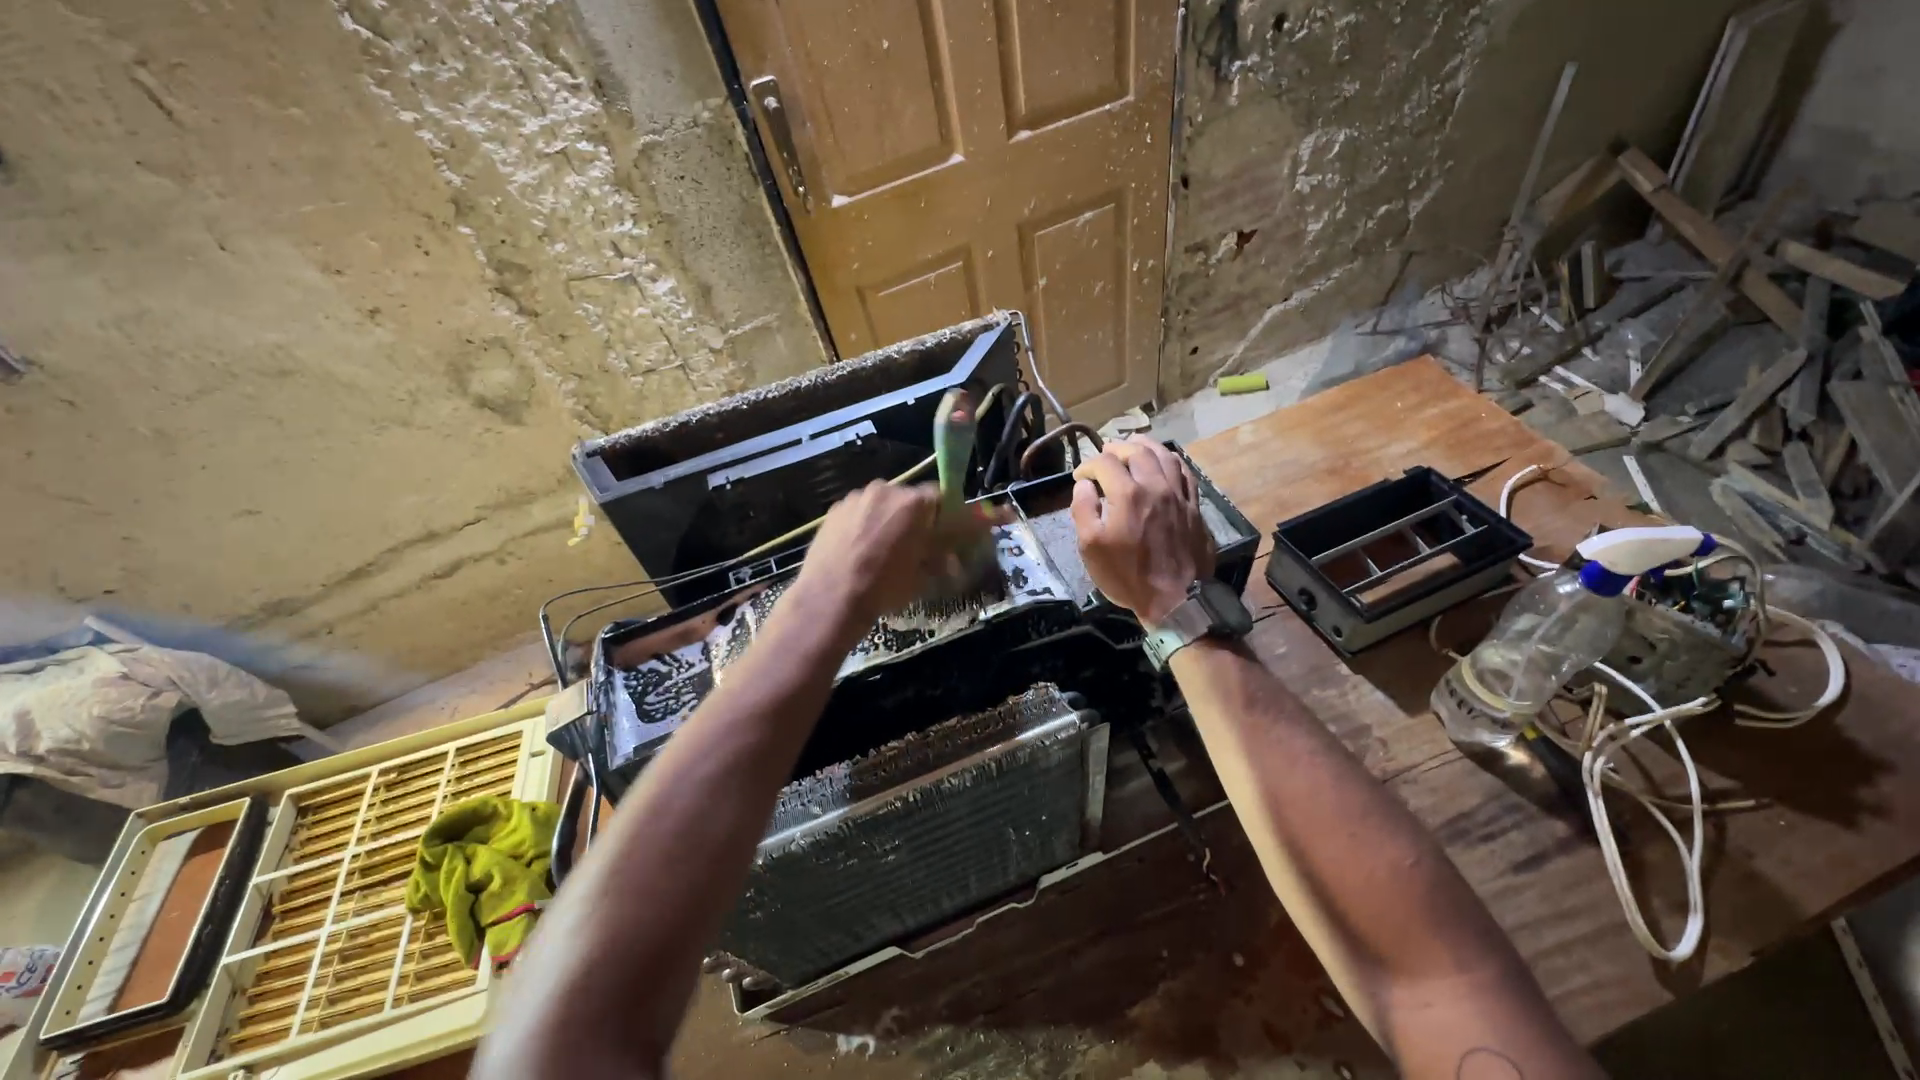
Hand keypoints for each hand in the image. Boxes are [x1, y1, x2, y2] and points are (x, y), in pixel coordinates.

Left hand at [792, 481, 943, 628]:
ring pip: (880, 504)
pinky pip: (858, 512)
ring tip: (880, 549)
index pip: (940, 496)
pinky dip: (863, 524)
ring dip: (886, 519)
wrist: (830, 598)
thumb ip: (940, 554)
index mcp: (914, 503)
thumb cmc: (883, 586)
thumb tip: (950, 553)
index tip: (942, 534)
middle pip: (908, 498)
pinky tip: (858, 549)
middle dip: (913, 517)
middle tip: (912, 544)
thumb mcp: (923, 575)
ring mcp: (856, 497)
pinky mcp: (834, 509)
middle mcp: (885, 490)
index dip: (944, 515)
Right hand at [1071, 436, 1215, 624]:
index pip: (1105, 463)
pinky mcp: (1194, 507)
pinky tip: (1165, 462)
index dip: (1088, 465)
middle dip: (1117, 448)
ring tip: (1134, 444)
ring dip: (1146, 446)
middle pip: (1136, 452)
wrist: (1176, 599)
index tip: (1080, 476)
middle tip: (1105, 451)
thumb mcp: (1091, 548)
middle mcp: (1156, 486)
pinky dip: (1171, 461)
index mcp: (1127, 494)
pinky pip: (1185, 473)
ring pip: (1164, 456)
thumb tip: (1084, 485)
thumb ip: (1083, 510)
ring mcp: (1179, 495)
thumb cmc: (1127, 575)